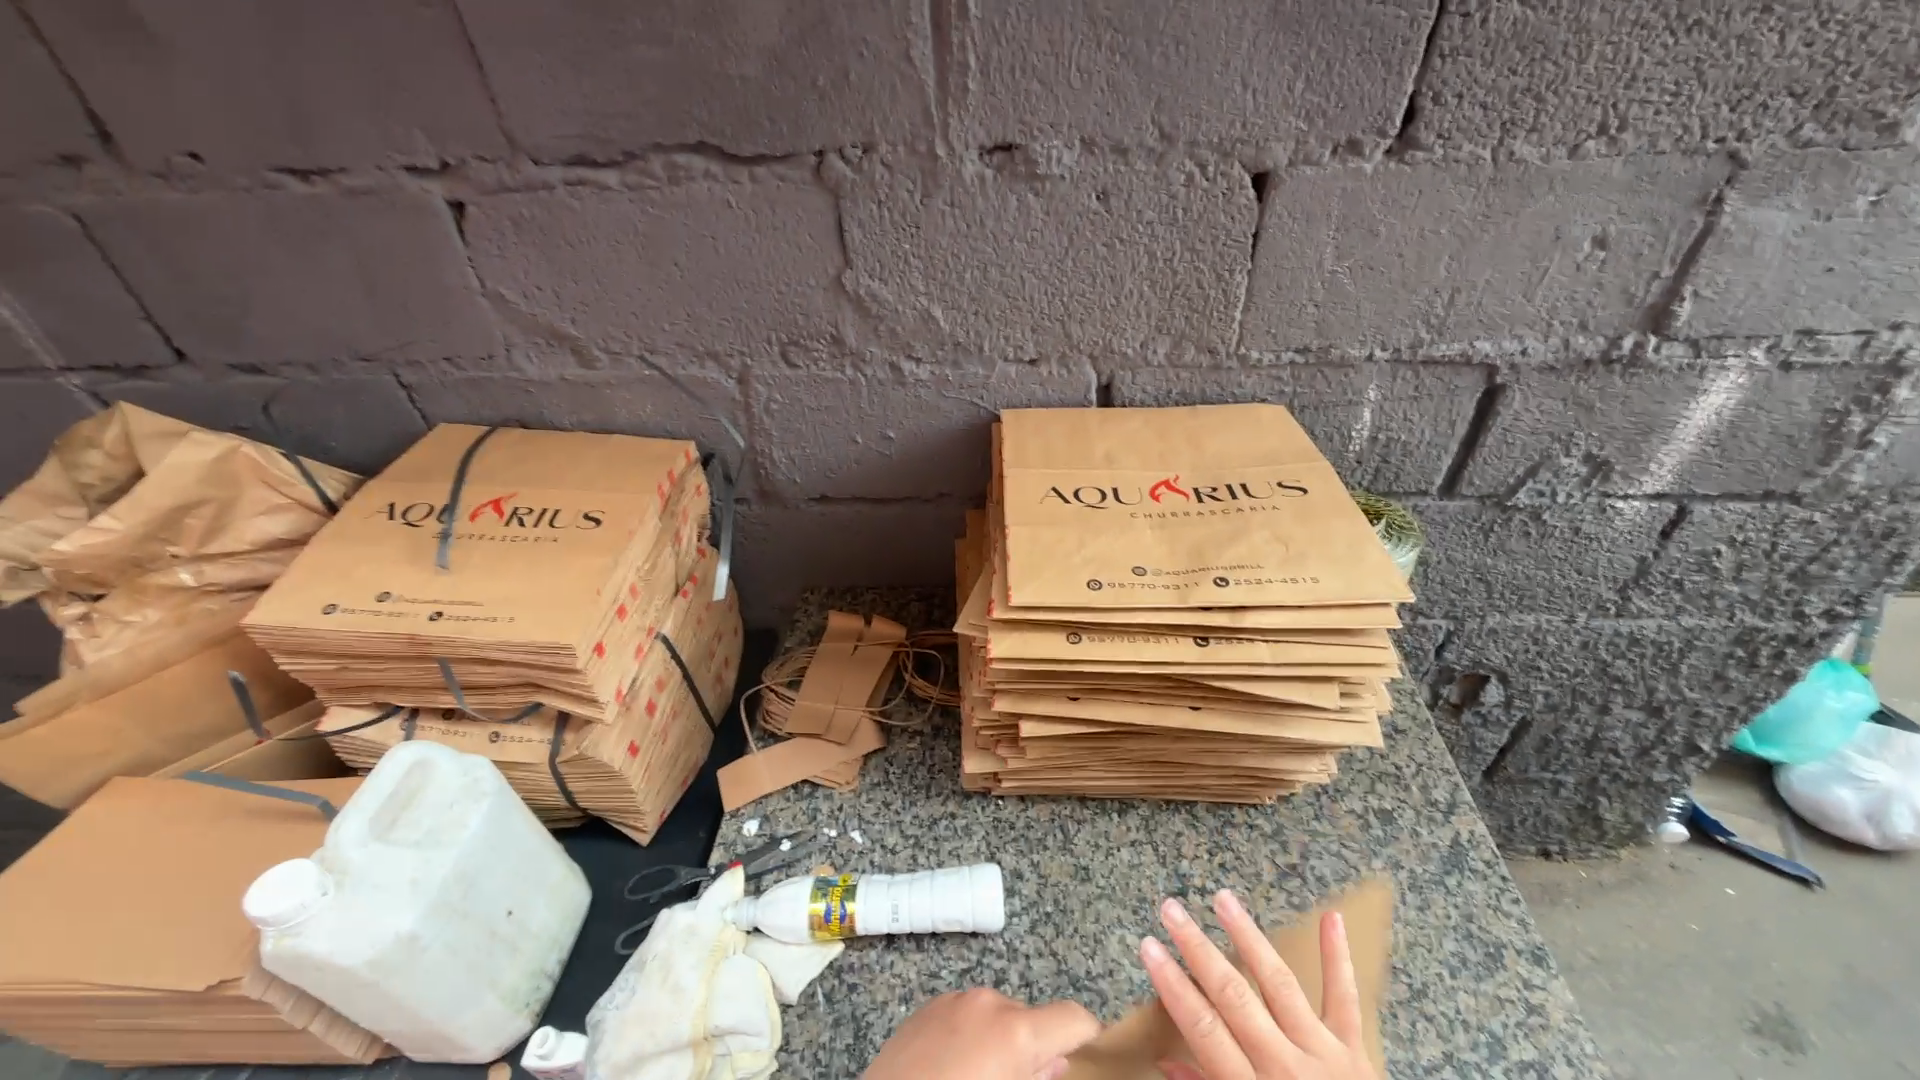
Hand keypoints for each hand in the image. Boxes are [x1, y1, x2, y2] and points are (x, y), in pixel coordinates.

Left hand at [862, 987, 1099, 1079]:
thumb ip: (1039, 1079)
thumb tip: (1053, 1064)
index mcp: (1015, 1030)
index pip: (1074, 1016)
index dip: (1086, 1038)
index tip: (1085, 1060)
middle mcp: (989, 1002)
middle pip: (1032, 1018)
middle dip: (1033, 1048)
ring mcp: (955, 1000)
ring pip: (997, 1016)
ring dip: (1000, 1041)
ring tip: (978, 1078)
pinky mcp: (928, 1005)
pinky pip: (966, 1015)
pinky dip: (971, 1035)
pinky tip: (952, 1069)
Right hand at [1139, 890, 1375, 1079]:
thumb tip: (1164, 1065)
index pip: (1202, 1028)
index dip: (1173, 985)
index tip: (1149, 946)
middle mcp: (1284, 1065)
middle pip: (1234, 996)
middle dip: (1198, 949)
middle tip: (1171, 909)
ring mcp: (1323, 1053)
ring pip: (1280, 984)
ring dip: (1249, 937)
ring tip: (1223, 899)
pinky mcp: (1355, 1051)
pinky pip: (1345, 1000)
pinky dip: (1338, 958)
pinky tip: (1331, 917)